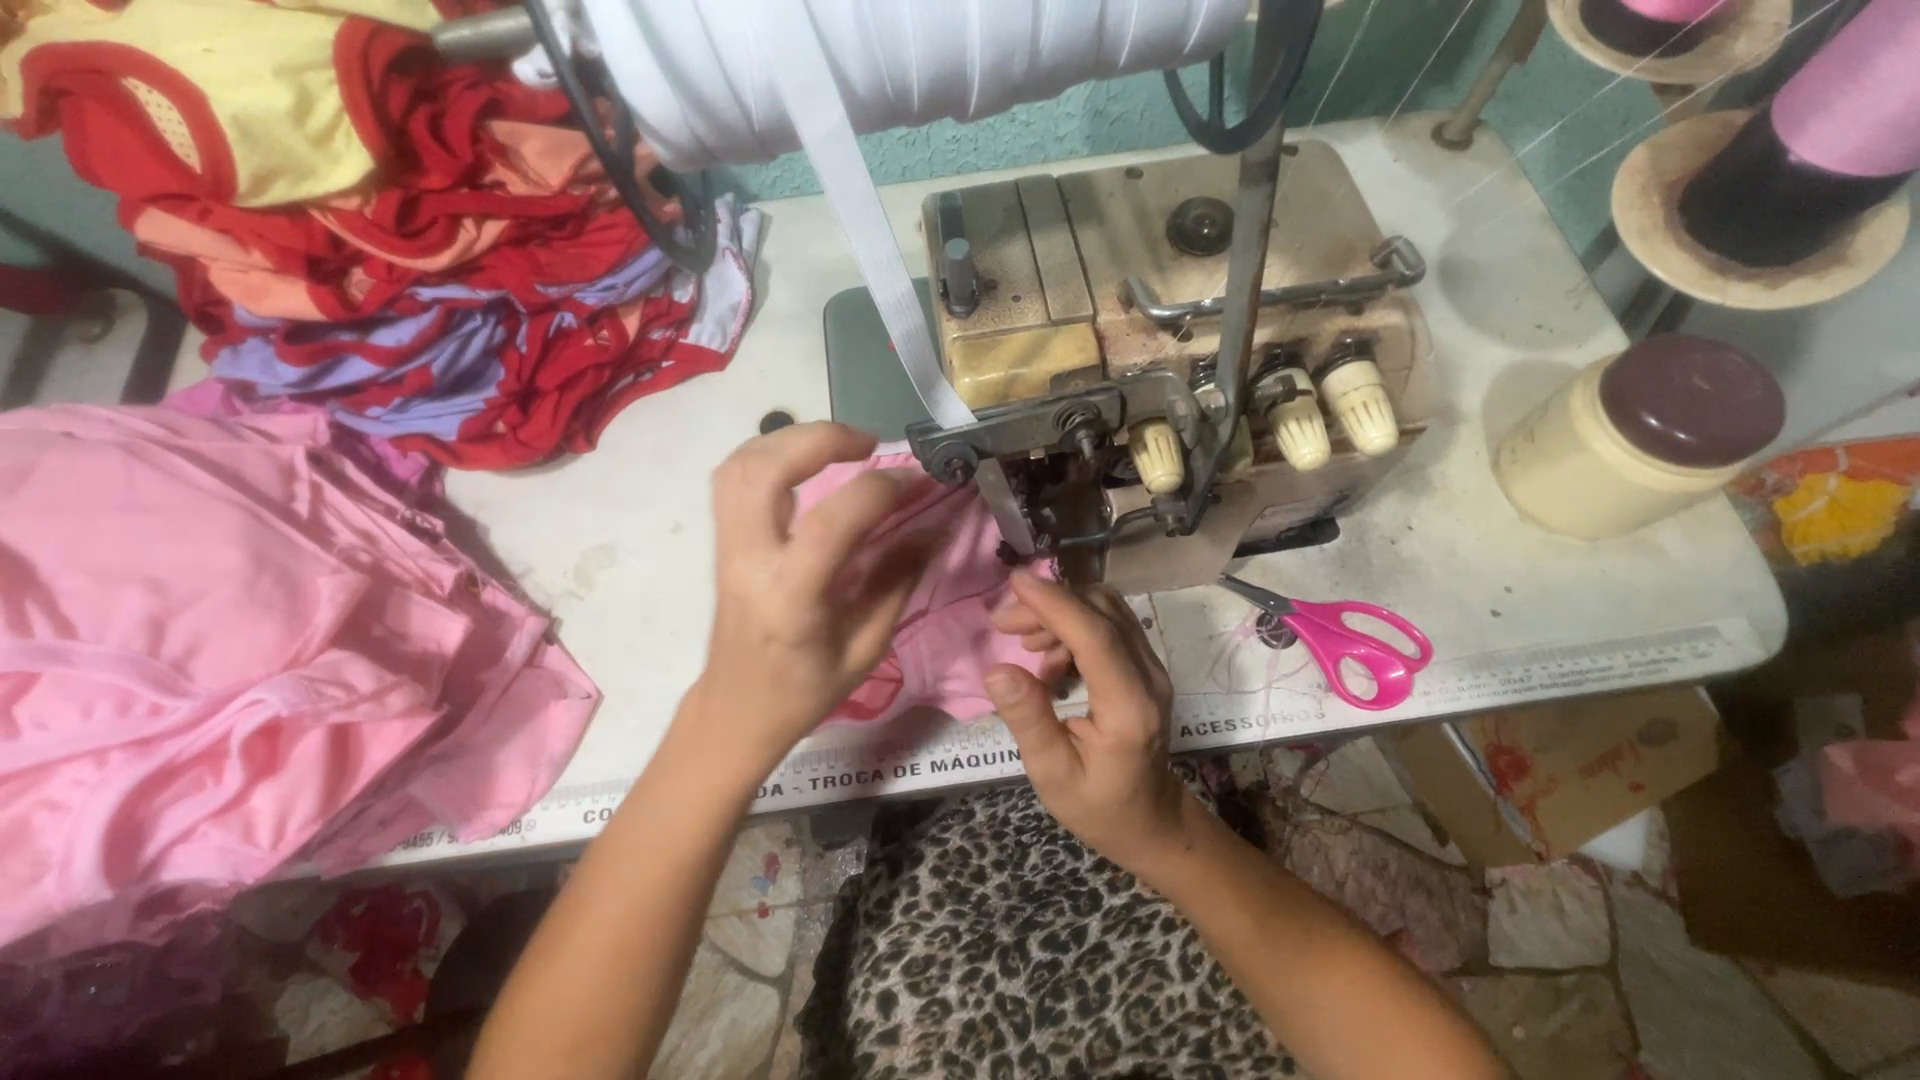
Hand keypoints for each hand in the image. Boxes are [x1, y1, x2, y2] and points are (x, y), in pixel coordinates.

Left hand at [687, 422, 938, 774]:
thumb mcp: (866, 646)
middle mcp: (750, 562)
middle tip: (869, 444)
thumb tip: (934, 528)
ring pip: (741, 464)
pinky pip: (733, 476)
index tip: (914, 482)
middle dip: (821, 438)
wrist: (737, 707)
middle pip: (765, 471)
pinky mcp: (721, 540)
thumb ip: (898, 580)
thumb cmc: (806, 689)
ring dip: (791, 439)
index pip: (831, 523)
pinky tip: (804, 460)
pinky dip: (769, 453)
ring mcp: (727, 547)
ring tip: (839, 445)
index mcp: (791, 599)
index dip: (878, 490)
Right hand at [985, 572, 1193, 874]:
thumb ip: (1029, 718)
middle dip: (1050, 605)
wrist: (1151, 821)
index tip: (1015, 582)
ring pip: (1107, 612)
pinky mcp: (1146, 668)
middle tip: (1004, 624)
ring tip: (1024, 643)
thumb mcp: (1052, 773)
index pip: (1095, 636)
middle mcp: (1149, 678)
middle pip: (1102, 612)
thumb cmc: (1098, 805)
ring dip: (1061, 612)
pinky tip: (1050, 659)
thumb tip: (997, 669)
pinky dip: (1075, 625)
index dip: (1055, 603)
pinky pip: (1111, 626)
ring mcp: (1153, 669)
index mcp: (1128, 708)